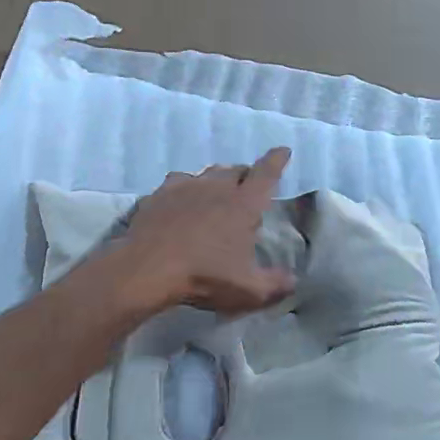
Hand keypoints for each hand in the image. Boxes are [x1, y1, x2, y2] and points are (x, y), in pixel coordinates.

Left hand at [108, 147, 297, 314]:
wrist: (145, 270)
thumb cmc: (204, 276)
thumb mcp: (249, 290)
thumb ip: (276, 284)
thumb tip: (293, 280)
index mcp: (244, 205)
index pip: (266, 174)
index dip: (277, 161)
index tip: (283, 150)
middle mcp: (216, 188)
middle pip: (235, 170)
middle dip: (246, 175)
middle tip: (248, 188)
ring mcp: (184, 188)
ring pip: (207, 174)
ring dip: (216, 180)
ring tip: (216, 193)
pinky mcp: (158, 196)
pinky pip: (177, 183)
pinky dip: (185, 189)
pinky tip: (181, 201)